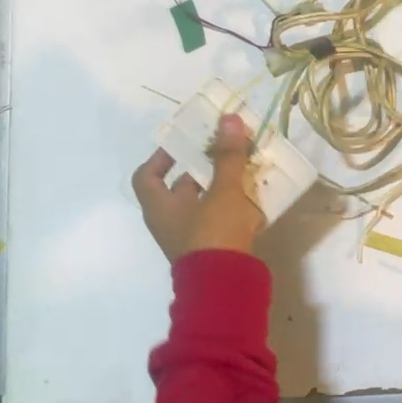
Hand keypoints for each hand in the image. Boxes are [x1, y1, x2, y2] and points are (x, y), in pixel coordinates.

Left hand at [132, 115, 265, 261]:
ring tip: (245, 172)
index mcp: (160, 206)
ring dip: (221, 188)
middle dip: (204, 169)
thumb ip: (227, 156)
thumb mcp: (223, 190)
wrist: (225, 284)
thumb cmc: (213, 233)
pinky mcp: (212, 249)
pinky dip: (233, 209)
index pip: (146, 176)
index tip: (184, 143)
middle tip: (226, 152)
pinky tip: (255, 200)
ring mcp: (190, 238)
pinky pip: (219, 222)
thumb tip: (229, 118)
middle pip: (180, 188)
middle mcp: (169, 222)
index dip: (161, 157)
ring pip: (203, 205)